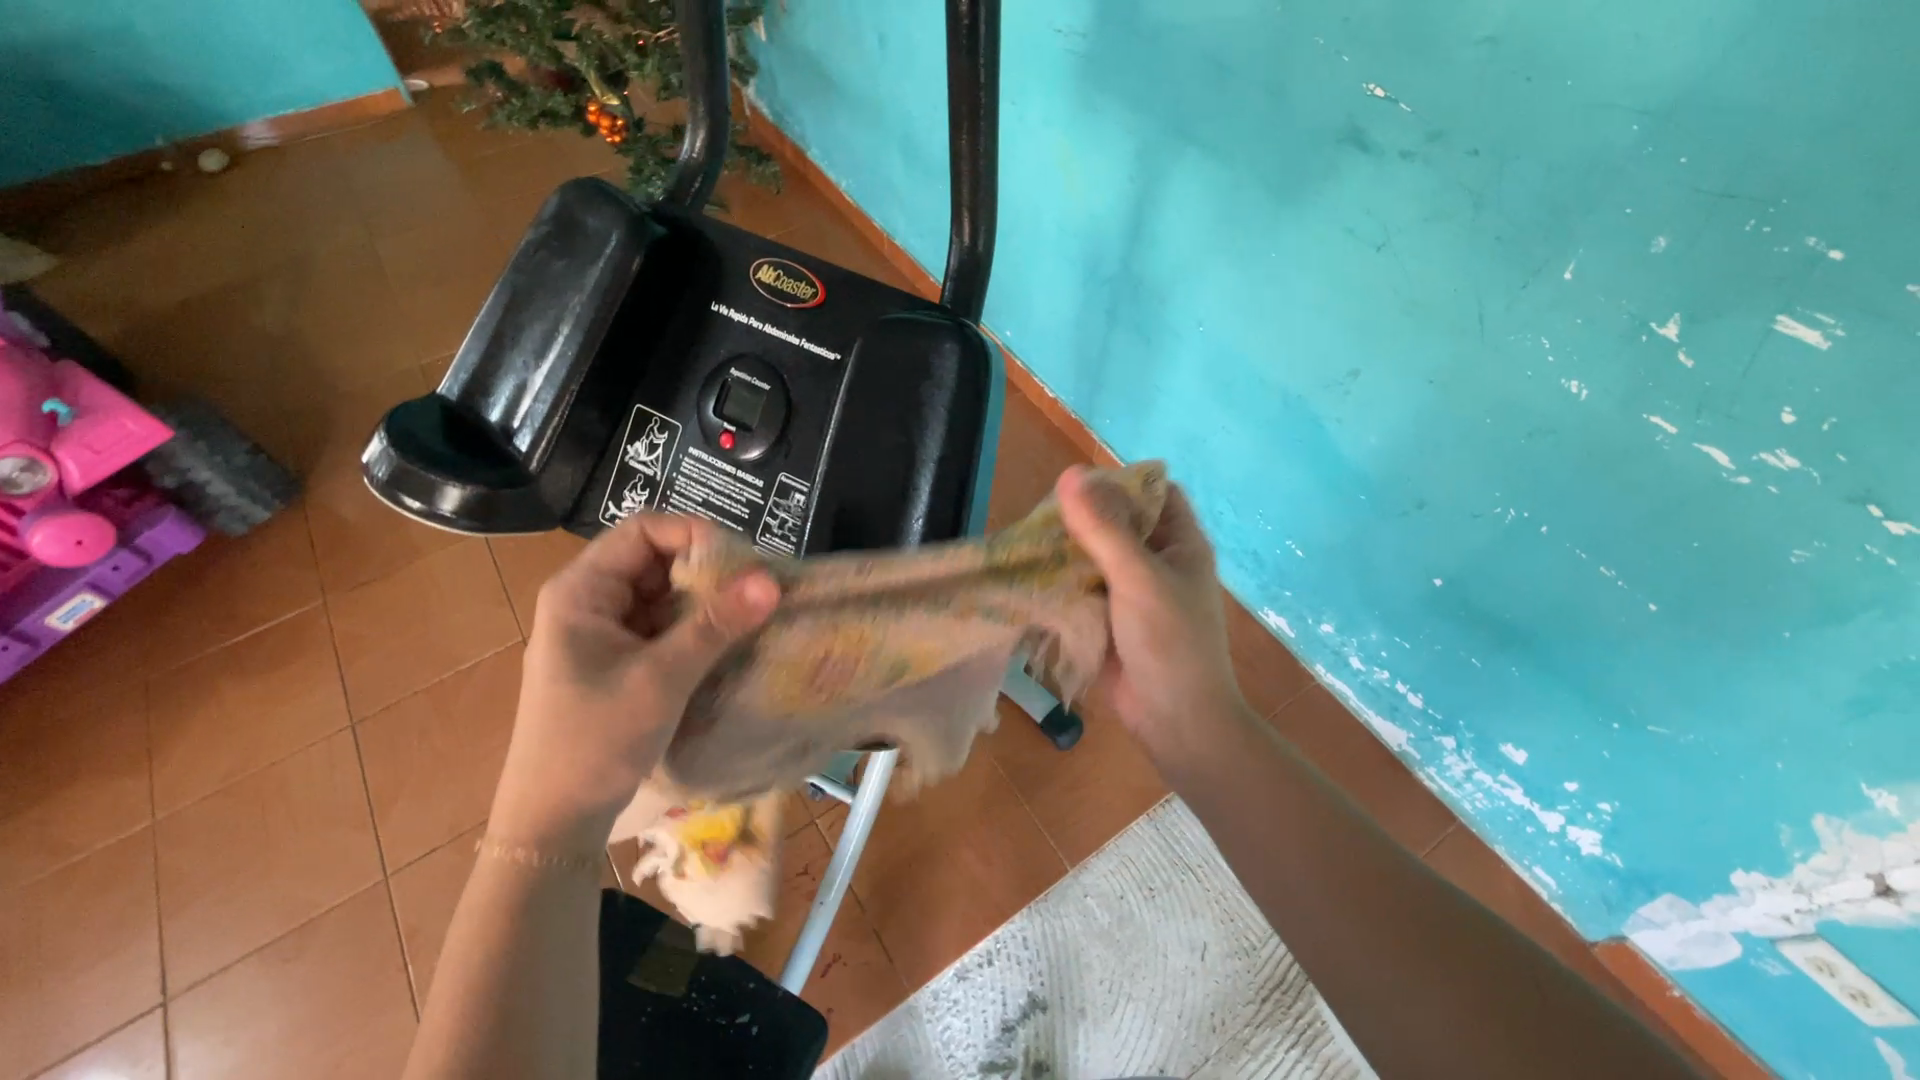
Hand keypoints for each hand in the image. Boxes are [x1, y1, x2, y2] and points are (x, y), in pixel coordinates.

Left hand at [488, 514, 778, 850]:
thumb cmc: (595, 742)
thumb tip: (771, 581)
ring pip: (662, 596)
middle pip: (655, 561)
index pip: (643, 531)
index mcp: (581, 591)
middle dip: (706, 571)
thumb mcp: (661, 679)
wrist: (553, 821)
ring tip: (752, 616)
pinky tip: (729, 644)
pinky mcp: (616, 663)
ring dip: (704, 603)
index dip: (694, 534)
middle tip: (757, 591)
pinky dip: (694, 631)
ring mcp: (602, 634)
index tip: (743, 561)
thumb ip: (715, 626)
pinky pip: (661, 629)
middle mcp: (588, 602)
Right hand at [1056, 466, 1254, 764]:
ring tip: (1023, 543)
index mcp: (1180, 543)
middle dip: (1080, 518)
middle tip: (1037, 516)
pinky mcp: (1108, 620)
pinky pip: (1081, 590)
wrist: (1175, 720)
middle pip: (1116, 523)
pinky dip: (1059, 583)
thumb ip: (1103, 528)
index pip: (1154, 492)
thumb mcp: (1138, 577)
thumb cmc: (1170, 642)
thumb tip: (1069, 474)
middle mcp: (1157, 562)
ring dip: (1064, 552)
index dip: (1120, 482)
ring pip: (1093, 558)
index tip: (1077, 484)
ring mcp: (1131, 593)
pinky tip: (1028, 577)